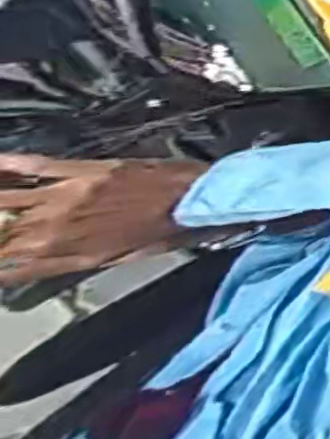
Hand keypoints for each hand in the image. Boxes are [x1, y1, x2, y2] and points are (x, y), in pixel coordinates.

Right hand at [0, 154, 206, 285]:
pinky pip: (33, 165)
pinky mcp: (87, 170)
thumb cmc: (164, 230)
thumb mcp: (103, 260)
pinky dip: (4, 164)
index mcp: (53, 248)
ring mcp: (66, 193)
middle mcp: (49, 222)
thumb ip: (48, 266)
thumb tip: (5, 274)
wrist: (201, 199)